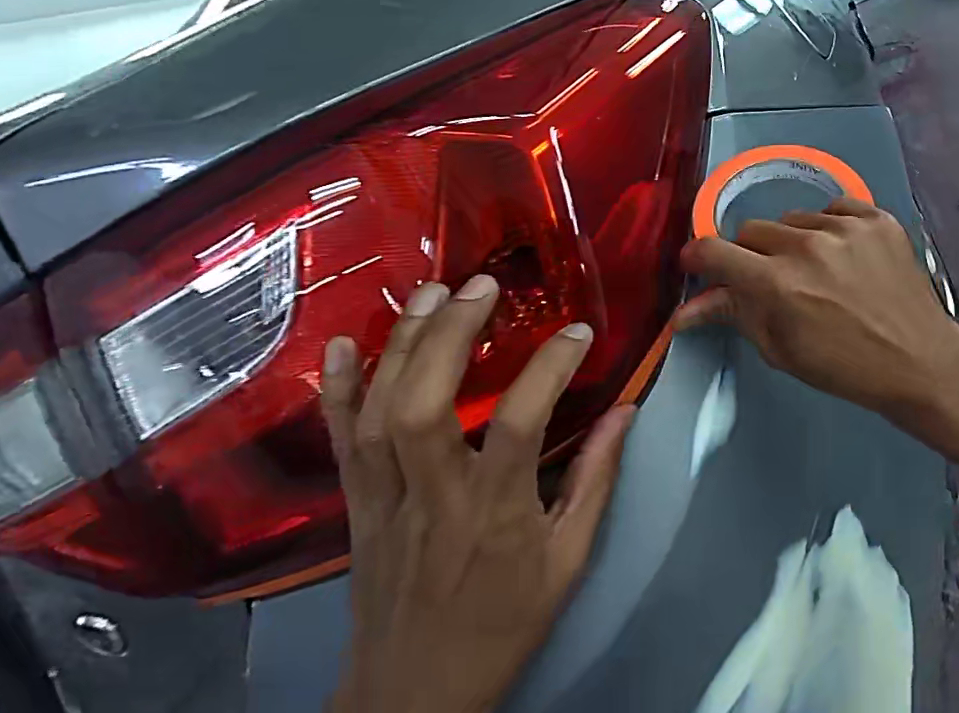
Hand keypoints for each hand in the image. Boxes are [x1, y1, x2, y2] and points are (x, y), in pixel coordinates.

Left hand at [322, 275, 635, 712]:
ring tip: (431, 290)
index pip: (520, 425)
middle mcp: (433, 496)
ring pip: (381, 412)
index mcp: (494, 513)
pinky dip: (335, 390)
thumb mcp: (567, 563)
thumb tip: (624, 411)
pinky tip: (339, 344)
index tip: (576, 331)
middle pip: (427, 406)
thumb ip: (595, 482)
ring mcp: (384, 497)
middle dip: (450, 335)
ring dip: (401, 344)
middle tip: (480, 285)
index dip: (550, 368)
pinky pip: (339, 441)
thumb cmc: (503, 623)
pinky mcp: (354, 502)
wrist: (415, 691)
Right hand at [674, 197, 958, 421]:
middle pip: (750, 230)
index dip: (697, 256)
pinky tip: (839, 252)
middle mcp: (808, 246)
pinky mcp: (877, 219)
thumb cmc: (844, 367)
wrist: (923, 363)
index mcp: (779, 283)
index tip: (695, 264)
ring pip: (790, 218)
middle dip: (749, 255)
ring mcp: (846, 227)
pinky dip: (826, 226)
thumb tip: (684, 311)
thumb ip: (732, 315)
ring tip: (812, 268)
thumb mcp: (779, 349)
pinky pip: (831, 207)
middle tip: (766, 279)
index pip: (715, 251)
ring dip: (788, 241)